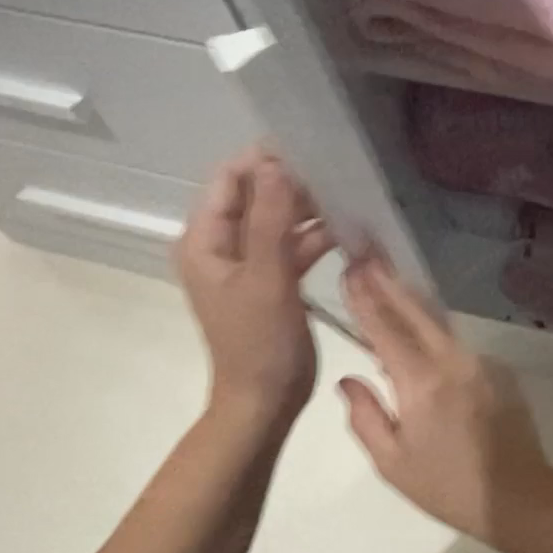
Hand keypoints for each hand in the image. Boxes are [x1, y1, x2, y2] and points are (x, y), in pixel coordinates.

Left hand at [174, 149, 334, 422]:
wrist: (263, 401)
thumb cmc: (260, 343)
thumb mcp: (266, 278)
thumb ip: (270, 219)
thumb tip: (276, 164)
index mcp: (204, 240)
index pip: (230, 179)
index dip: (265, 161)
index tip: (310, 150)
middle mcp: (220, 246)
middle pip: (255, 197)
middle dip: (292, 185)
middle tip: (337, 177)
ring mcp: (246, 266)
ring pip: (277, 222)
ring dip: (307, 213)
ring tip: (347, 200)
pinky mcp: (271, 284)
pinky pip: (290, 249)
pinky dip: (313, 241)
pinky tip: (346, 233)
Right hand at [337, 259, 552, 541]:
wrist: (521, 498)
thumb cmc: (449, 488)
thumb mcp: (393, 463)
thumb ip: (365, 416)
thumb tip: (349, 380)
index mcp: (421, 382)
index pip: (385, 328)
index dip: (365, 297)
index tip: (349, 267)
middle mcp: (453, 361)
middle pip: (416, 312)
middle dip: (389, 282)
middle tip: (367, 253)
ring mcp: (481, 365)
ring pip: (439, 324)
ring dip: (412, 300)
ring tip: (388, 278)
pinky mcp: (499, 374)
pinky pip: (457, 344)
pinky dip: (434, 329)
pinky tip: (420, 325)